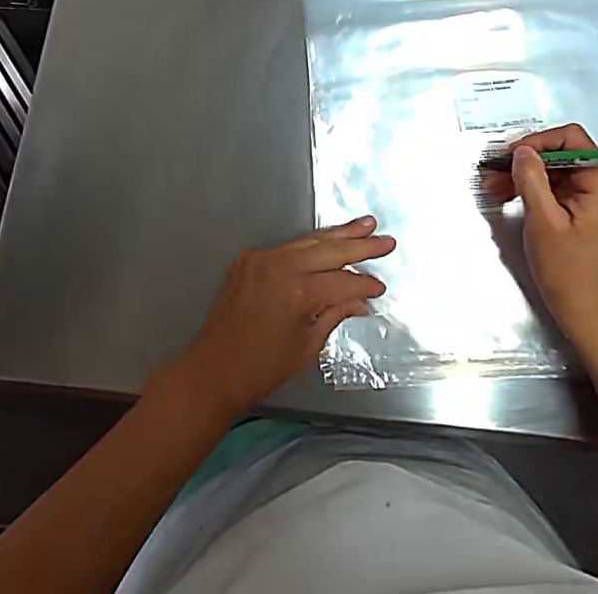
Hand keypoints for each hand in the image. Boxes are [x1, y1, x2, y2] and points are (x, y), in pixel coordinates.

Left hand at [150, 216, 393, 416]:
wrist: (211, 371)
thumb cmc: (261, 369)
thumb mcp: (307, 346)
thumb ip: (335, 314)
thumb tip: (360, 301)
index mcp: (297, 291)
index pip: (343, 281)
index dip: (364, 285)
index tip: (380, 289)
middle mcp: (280, 266)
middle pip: (330, 250)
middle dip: (361, 245)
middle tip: (386, 240)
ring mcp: (261, 259)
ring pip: (309, 242)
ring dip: (339, 234)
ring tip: (365, 225)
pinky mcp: (249, 260)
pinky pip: (287, 248)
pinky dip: (309, 246)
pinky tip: (328, 240)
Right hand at [491, 124, 597, 335]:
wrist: (581, 308)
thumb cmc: (566, 270)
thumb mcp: (542, 220)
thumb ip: (532, 179)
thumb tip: (522, 150)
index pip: (573, 141)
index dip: (539, 142)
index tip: (512, 155)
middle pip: (564, 154)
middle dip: (528, 161)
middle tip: (497, 170)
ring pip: (559, 170)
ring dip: (528, 175)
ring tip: (497, 184)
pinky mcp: (590, 208)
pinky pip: (561, 186)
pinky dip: (537, 188)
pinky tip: (511, 193)